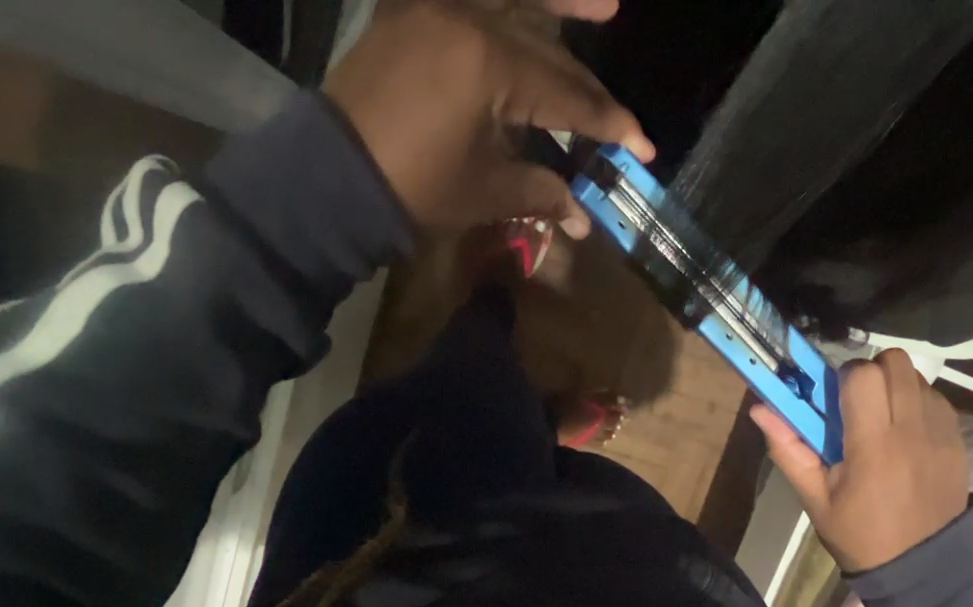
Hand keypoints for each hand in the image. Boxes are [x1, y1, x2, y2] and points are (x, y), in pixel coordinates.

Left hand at [322, 0, 654, 238]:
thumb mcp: (484, 193)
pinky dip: (505, 5)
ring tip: (606, 6)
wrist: (332, 177)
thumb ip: (541, 193)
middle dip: (587, 90)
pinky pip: (471, 1)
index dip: (608, 125)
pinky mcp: (411, 14)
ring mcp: (435, 9)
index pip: (567, 95)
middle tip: (619, 119)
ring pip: (513, 6)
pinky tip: (525, 10)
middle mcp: (467, 20)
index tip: (641, 148)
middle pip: (547, 52)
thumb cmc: (412, 188)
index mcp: (489, 66)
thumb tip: (582, 218)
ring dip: (559, 7)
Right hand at [752, 350, 970, 573]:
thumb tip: (759, 408)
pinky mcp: (959, 439)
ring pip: (918, 376)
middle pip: (896, 361)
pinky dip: (916, 404)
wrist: (923, 568)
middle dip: (871, 372)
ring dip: (895, 387)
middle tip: (856, 403)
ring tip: (882, 421)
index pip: (862, 375)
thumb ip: (789, 450)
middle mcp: (912, 429)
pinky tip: (905, 435)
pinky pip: (936, 399)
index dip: (844, 377)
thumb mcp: (816, 501)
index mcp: (873, 446)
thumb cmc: (860, 537)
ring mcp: (942, 432)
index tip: (834, 399)